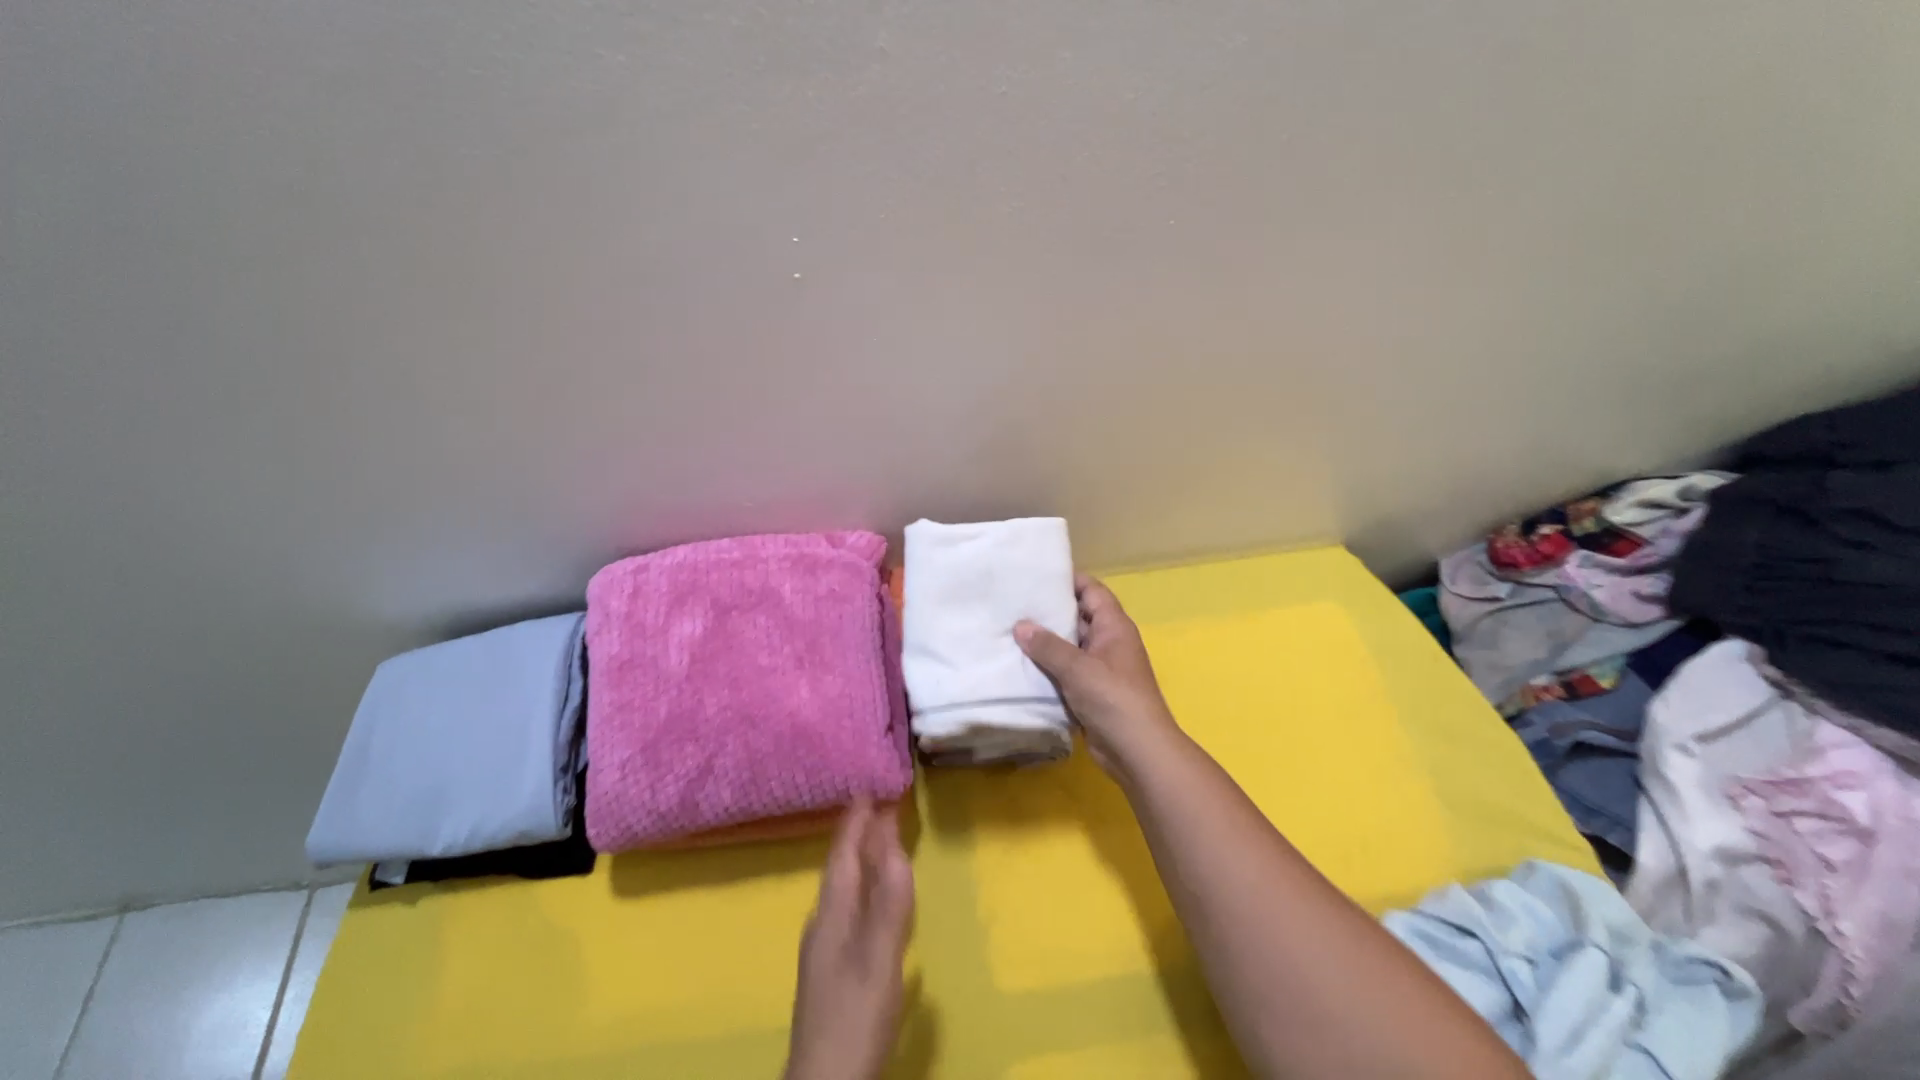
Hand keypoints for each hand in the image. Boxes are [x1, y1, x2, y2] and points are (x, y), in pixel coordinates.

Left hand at [784, 798, 914, 1079]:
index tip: (868, 784)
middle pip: (842, 867)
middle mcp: (825, 922)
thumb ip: (888, 903)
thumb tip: (894, 844)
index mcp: (833, 913)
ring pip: (845, 888)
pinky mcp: (834, 968)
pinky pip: (850, 908)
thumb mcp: (878, 957)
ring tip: (880, 839)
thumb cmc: (854, 1015)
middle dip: (860, 834)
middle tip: (880, 803)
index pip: (844, 854)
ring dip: (862, 859)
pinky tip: (873, 901)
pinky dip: (865, 889)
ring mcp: (826, 947)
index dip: (856, 820)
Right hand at [1015, 574, 1179, 774]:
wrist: (1137, 750)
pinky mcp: (1090, 693)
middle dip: (1048, 612)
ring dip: (1044, 644)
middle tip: (1012, 604)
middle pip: (1077, 618)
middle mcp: (1108, 643)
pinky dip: (1046, 670)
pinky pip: (1065, 673)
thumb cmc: (1114, 699)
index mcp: (1114, 627)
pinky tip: (1018, 666)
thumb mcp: (1078, 668)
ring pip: (1068, 648)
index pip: (1092, 591)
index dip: (1068, 581)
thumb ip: (1048, 646)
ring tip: (1008, 631)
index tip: (1036, 576)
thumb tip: (1021, 625)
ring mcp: (1099, 669)